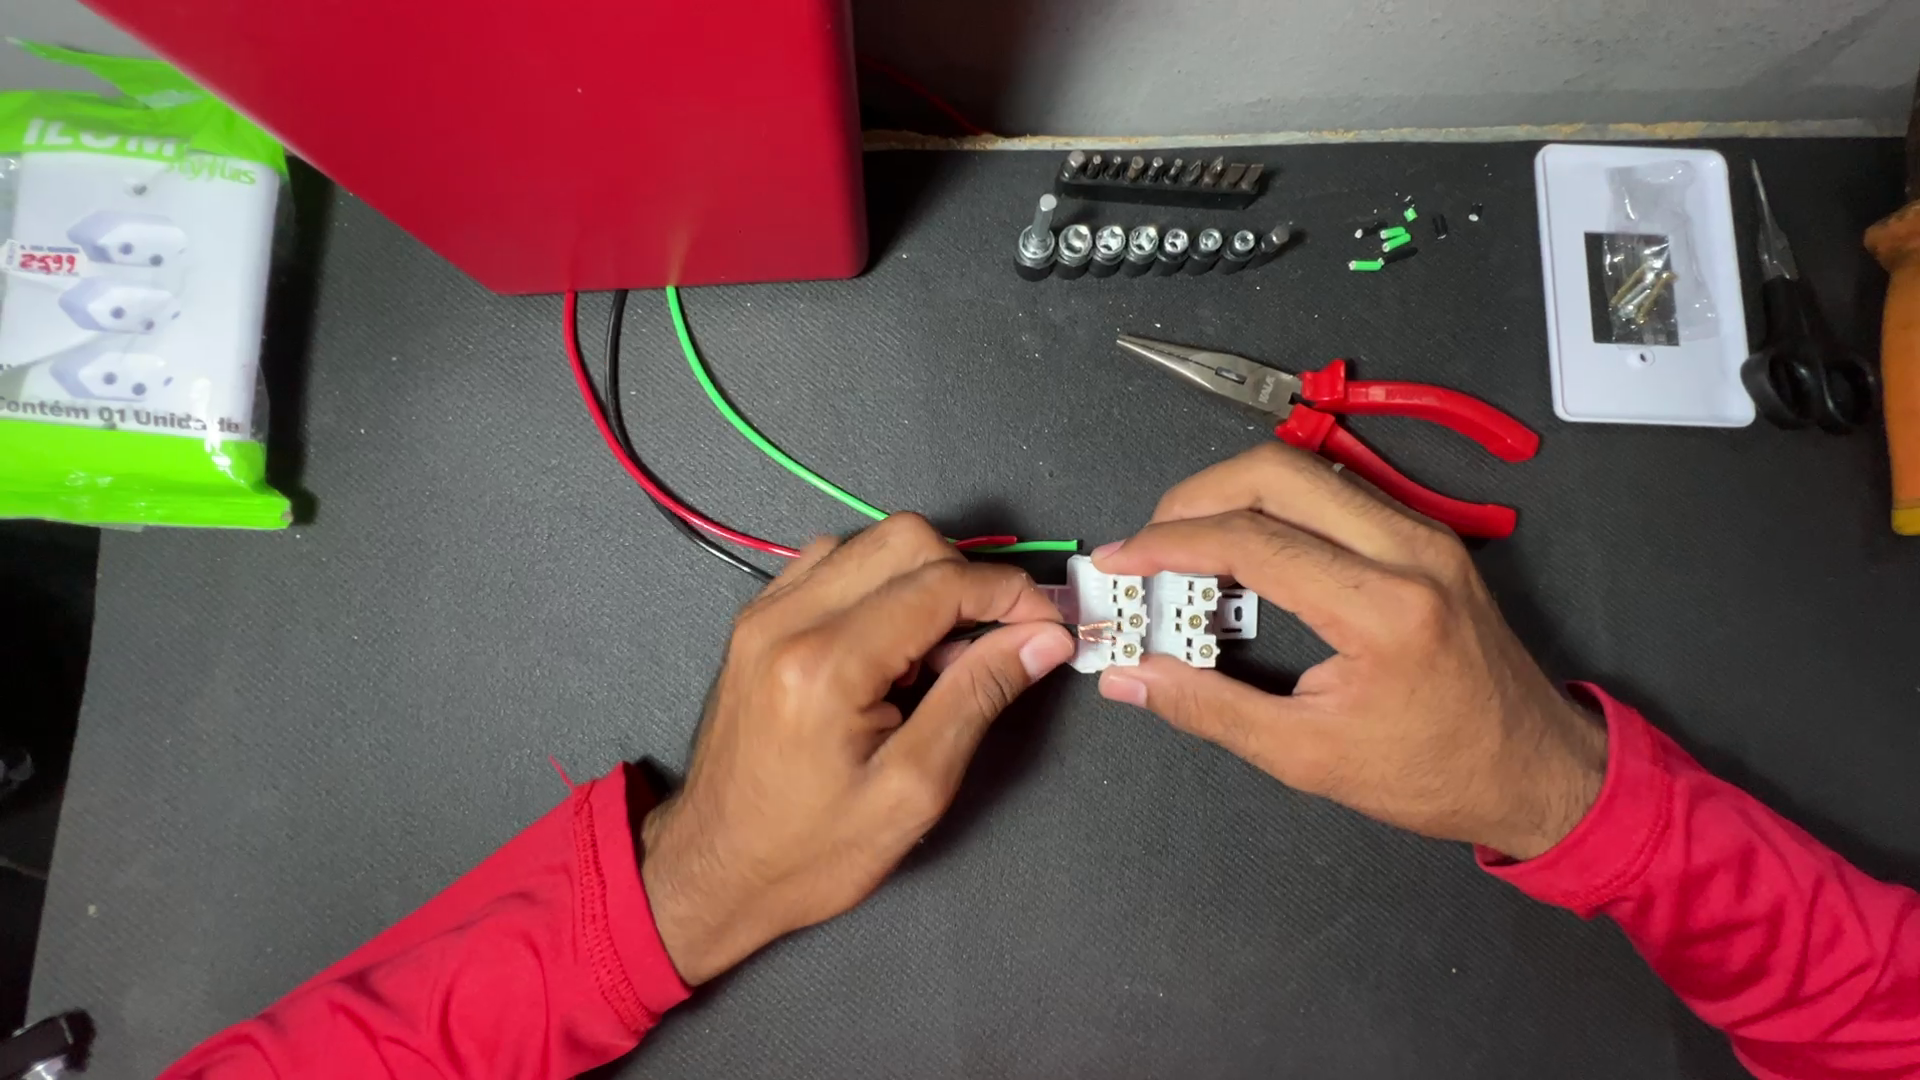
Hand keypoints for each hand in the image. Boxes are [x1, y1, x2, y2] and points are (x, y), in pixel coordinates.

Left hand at [640, 514, 1075, 984]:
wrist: (712, 869)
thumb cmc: (813, 850)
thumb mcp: (914, 789)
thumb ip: (979, 695)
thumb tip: (1043, 637)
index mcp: (826, 664)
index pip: (939, 584)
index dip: (1009, 593)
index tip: (1046, 623)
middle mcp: (788, 616)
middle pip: (905, 538)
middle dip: (968, 576)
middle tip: (992, 639)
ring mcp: (765, 609)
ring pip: (871, 541)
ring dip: (924, 577)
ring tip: (937, 650)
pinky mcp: (758, 617)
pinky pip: (836, 561)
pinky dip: (882, 582)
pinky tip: (891, 638)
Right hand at [1093, 444, 1606, 860]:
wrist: (1541, 771)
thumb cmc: (1431, 772)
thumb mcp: (1305, 756)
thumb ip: (1206, 708)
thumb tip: (1128, 677)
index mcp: (1383, 609)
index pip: (1251, 541)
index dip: (1168, 544)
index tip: (1121, 559)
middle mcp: (1408, 550)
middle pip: (1274, 472)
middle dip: (1192, 497)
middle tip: (1149, 541)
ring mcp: (1420, 532)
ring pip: (1301, 466)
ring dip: (1227, 490)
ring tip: (1183, 538)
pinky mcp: (1420, 533)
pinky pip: (1327, 486)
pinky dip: (1266, 499)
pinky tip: (1240, 538)